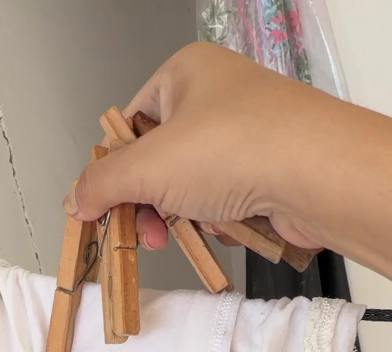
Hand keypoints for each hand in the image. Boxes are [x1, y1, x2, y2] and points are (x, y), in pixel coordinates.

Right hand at [65, 43, 353, 253]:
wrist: (318, 175)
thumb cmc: (230, 152)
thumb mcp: (149, 167)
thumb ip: (102, 184)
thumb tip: (74, 201)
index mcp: (184, 75)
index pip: (130, 125)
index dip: (115, 170)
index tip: (107, 210)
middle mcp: (215, 98)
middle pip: (158, 162)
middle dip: (150, 205)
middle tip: (146, 236)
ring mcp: (244, 135)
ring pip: (190, 188)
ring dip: (186, 217)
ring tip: (195, 230)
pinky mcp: (267, 171)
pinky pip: (223, 201)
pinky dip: (219, 220)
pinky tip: (229, 225)